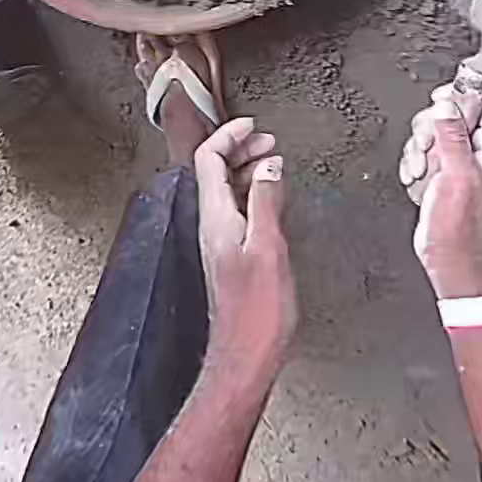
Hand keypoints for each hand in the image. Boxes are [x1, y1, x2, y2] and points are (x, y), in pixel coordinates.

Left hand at [195, 117, 296, 389]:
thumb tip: (270, 164)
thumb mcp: (268, 247)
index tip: (251, 125)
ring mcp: (220, 237)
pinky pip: (237, 206)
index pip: (208, 158)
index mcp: (215, 216)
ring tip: (273, 160)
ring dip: (248, 167)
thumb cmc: (256, 310)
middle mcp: (212, 223)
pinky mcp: (231, 251)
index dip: (227, 135)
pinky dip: (253, 190)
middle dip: (240, 147)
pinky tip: (273, 194)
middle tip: (267, 139)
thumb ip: (267, 200)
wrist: (245, 356)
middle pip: (215, 169)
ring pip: (227, 187)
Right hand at [400, 85, 481, 297]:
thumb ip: (451, 135)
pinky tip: (421, 183)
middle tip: (429, 149)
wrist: (451, 264)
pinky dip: (415, 166)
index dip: (464, 96)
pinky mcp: (442, 174)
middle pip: (452, 113)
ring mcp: (460, 163)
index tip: (441, 103)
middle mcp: (480, 153)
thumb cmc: (464, 231)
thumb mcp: (456, 176)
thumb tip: (447, 103)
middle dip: (430, 129)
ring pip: (432, 133)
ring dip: (419, 152)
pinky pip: (422, 154)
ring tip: (425, 174)